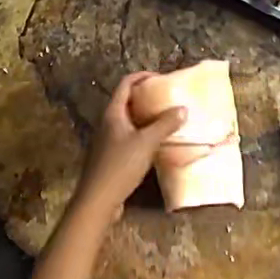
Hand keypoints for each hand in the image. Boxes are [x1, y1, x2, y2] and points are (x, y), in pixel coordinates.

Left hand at [76, 72, 187, 220]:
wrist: (96, 202)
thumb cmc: (120, 166)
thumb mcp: (147, 142)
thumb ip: (165, 124)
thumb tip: (183, 109)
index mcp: (113, 113)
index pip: (126, 84)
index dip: (142, 76)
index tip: (161, 78)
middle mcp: (107, 123)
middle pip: (127, 100)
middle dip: (146, 96)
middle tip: (167, 97)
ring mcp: (107, 140)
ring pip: (128, 119)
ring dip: (146, 116)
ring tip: (166, 117)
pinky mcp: (110, 156)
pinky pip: (128, 136)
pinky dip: (143, 132)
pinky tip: (156, 142)